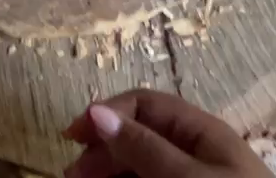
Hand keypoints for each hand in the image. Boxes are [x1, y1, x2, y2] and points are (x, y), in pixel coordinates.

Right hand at [64, 90, 274, 177]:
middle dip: (103, 151)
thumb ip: (143, 148)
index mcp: (203, 133)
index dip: (107, 113)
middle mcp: (198, 154)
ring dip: (110, 174)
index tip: (73, 136)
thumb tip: (96, 111)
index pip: (145, 105)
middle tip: (72, 175)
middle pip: (139, 137)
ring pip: (141, 170)